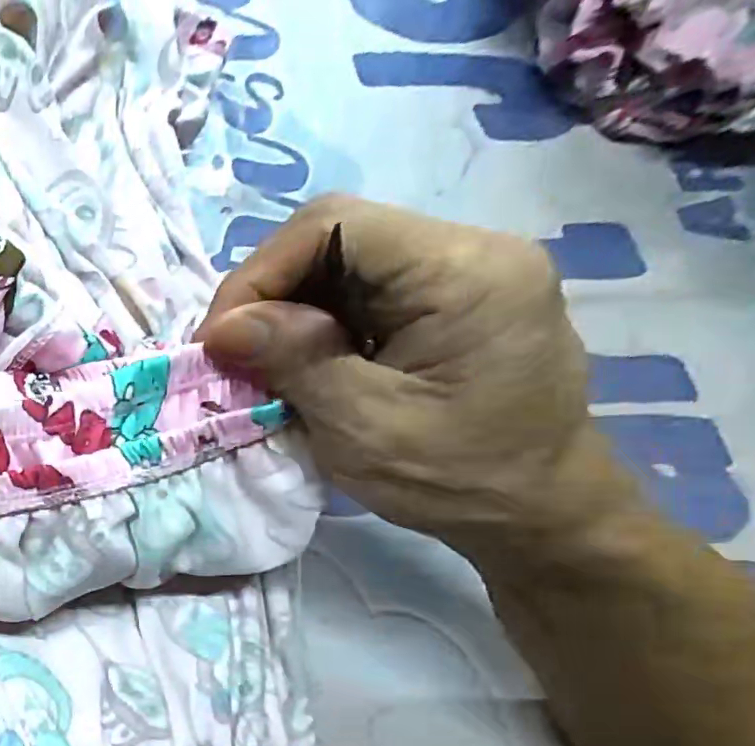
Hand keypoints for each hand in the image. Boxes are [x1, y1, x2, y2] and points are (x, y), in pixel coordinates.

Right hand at [194, 195, 640, 563]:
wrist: (535, 511)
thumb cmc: (456, 475)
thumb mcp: (362, 425)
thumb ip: (295, 361)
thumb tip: (220, 327)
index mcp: (462, 272)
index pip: (332, 226)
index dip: (258, 274)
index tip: (219, 340)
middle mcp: (465, 253)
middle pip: (329, 235)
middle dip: (262, 291)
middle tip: (228, 352)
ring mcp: (453, 275)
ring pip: (332, 261)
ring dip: (278, 309)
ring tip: (253, 361)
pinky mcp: (437, 302)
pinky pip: (350, 289)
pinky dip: (302, 322)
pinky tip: (290, 361)